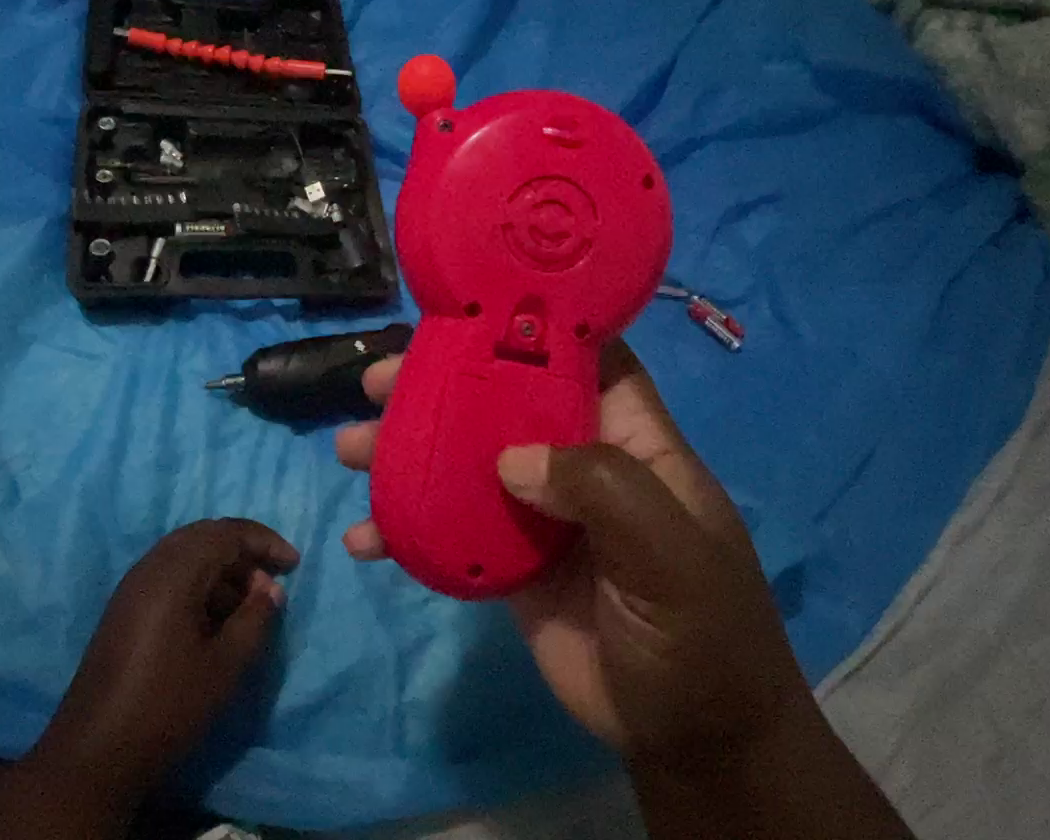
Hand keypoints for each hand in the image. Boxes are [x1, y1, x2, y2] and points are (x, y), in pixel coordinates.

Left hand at [30, 519, 298, 803]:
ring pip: (185, 555)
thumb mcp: (224, 665)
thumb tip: (271, 589)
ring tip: (249, 604)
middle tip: (272, 579)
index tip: (293, 564)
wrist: (95, 753)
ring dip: (221, 568)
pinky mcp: (125, 608)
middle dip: (243, 551)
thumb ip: (254, 619)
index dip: (264, 541)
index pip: (226, 533)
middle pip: (204, 536)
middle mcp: (150, 568)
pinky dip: (199, 583)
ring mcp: (133, 587)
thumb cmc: (167, 706)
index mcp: (173, 573)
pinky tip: (216, 617)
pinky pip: (169, 575)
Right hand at [335, 344, 808, 768]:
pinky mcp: (506, 563)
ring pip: (463, 463)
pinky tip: (365, 539)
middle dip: (439, 387)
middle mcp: (578, 465)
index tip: (465, 311)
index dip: (532, 328)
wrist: (689, 738)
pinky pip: (447, 533)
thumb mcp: (669, 555)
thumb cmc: (699, 636)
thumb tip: (510, 459)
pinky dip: (405, 531)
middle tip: (376, 383)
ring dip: (405, 452)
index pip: (584, 361)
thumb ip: (601, 491)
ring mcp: (538, 515)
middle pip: (502, 404)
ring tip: (349, 449)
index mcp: (630, 443)